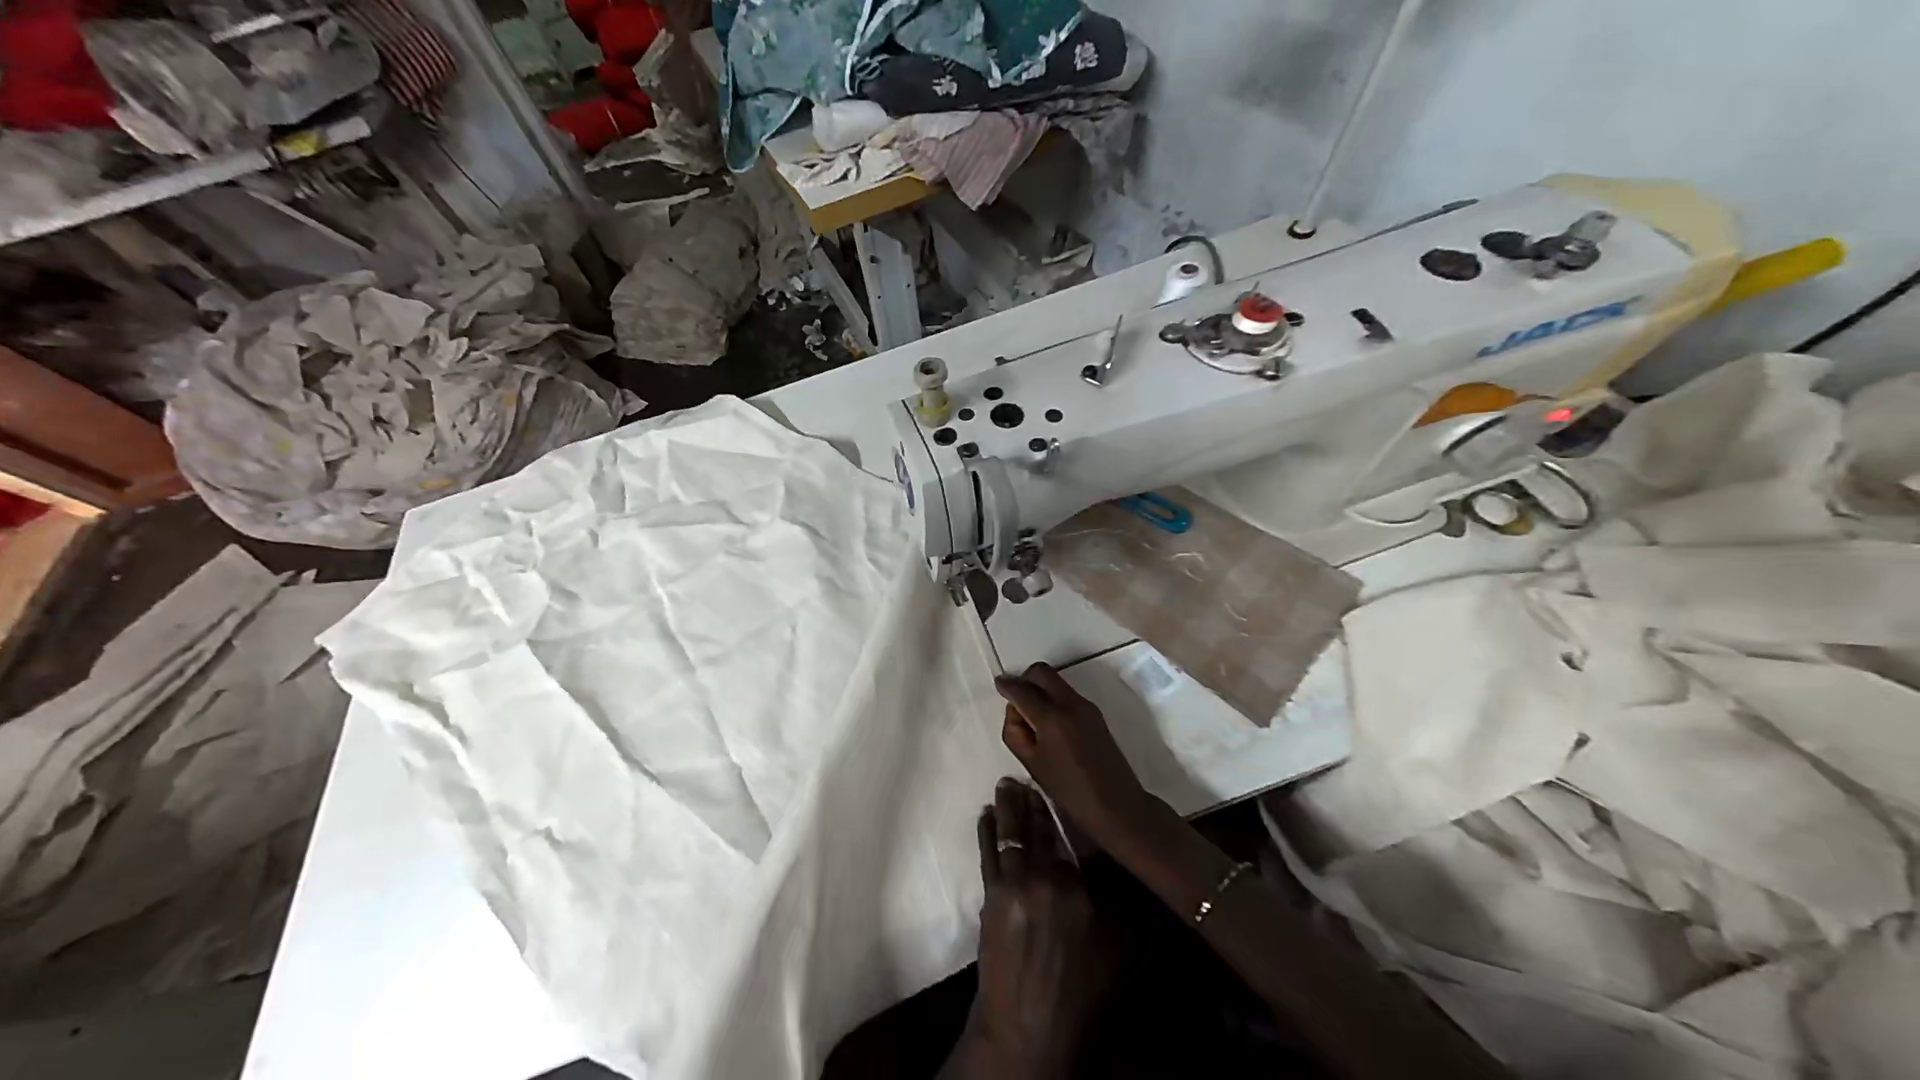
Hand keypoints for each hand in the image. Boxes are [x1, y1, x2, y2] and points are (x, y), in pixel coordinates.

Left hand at [952, 778, 1112, 1079]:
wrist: (1026, 1022)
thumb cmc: (1077, 990)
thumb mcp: (1112, 949)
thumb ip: (1116, 906)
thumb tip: (1117, 869)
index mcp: (1079, 889)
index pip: (1074, 841)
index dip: (1067, 815)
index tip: (1064, 791)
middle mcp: (1046, 877)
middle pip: (1040, 831)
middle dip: (1034, 804)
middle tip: (1028, 778)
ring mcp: (1015, 883)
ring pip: (1012, 834)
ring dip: (1009, 807)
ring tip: (1006, 783)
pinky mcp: (991, 893)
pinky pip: (989, 851)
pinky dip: (987, 830)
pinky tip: (985, 813)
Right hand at [994, 663, 1160, 852]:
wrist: (1116, 804)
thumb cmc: (1069, 791)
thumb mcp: (1032, 765)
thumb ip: (1016, 732)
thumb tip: (1016, 711)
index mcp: (1051, 718)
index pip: (1022, 690)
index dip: (1007, 685)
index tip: (998, 684)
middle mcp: (1070, 704)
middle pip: (1042, 672)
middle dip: (1025, 679)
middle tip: (1016, 700)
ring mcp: (1086, 706)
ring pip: (1056, 681)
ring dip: (1040, 688)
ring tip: (1033, 719)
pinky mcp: (1095, 713)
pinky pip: (1067, 693)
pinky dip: (1053, 697)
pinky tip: (1050, 724)